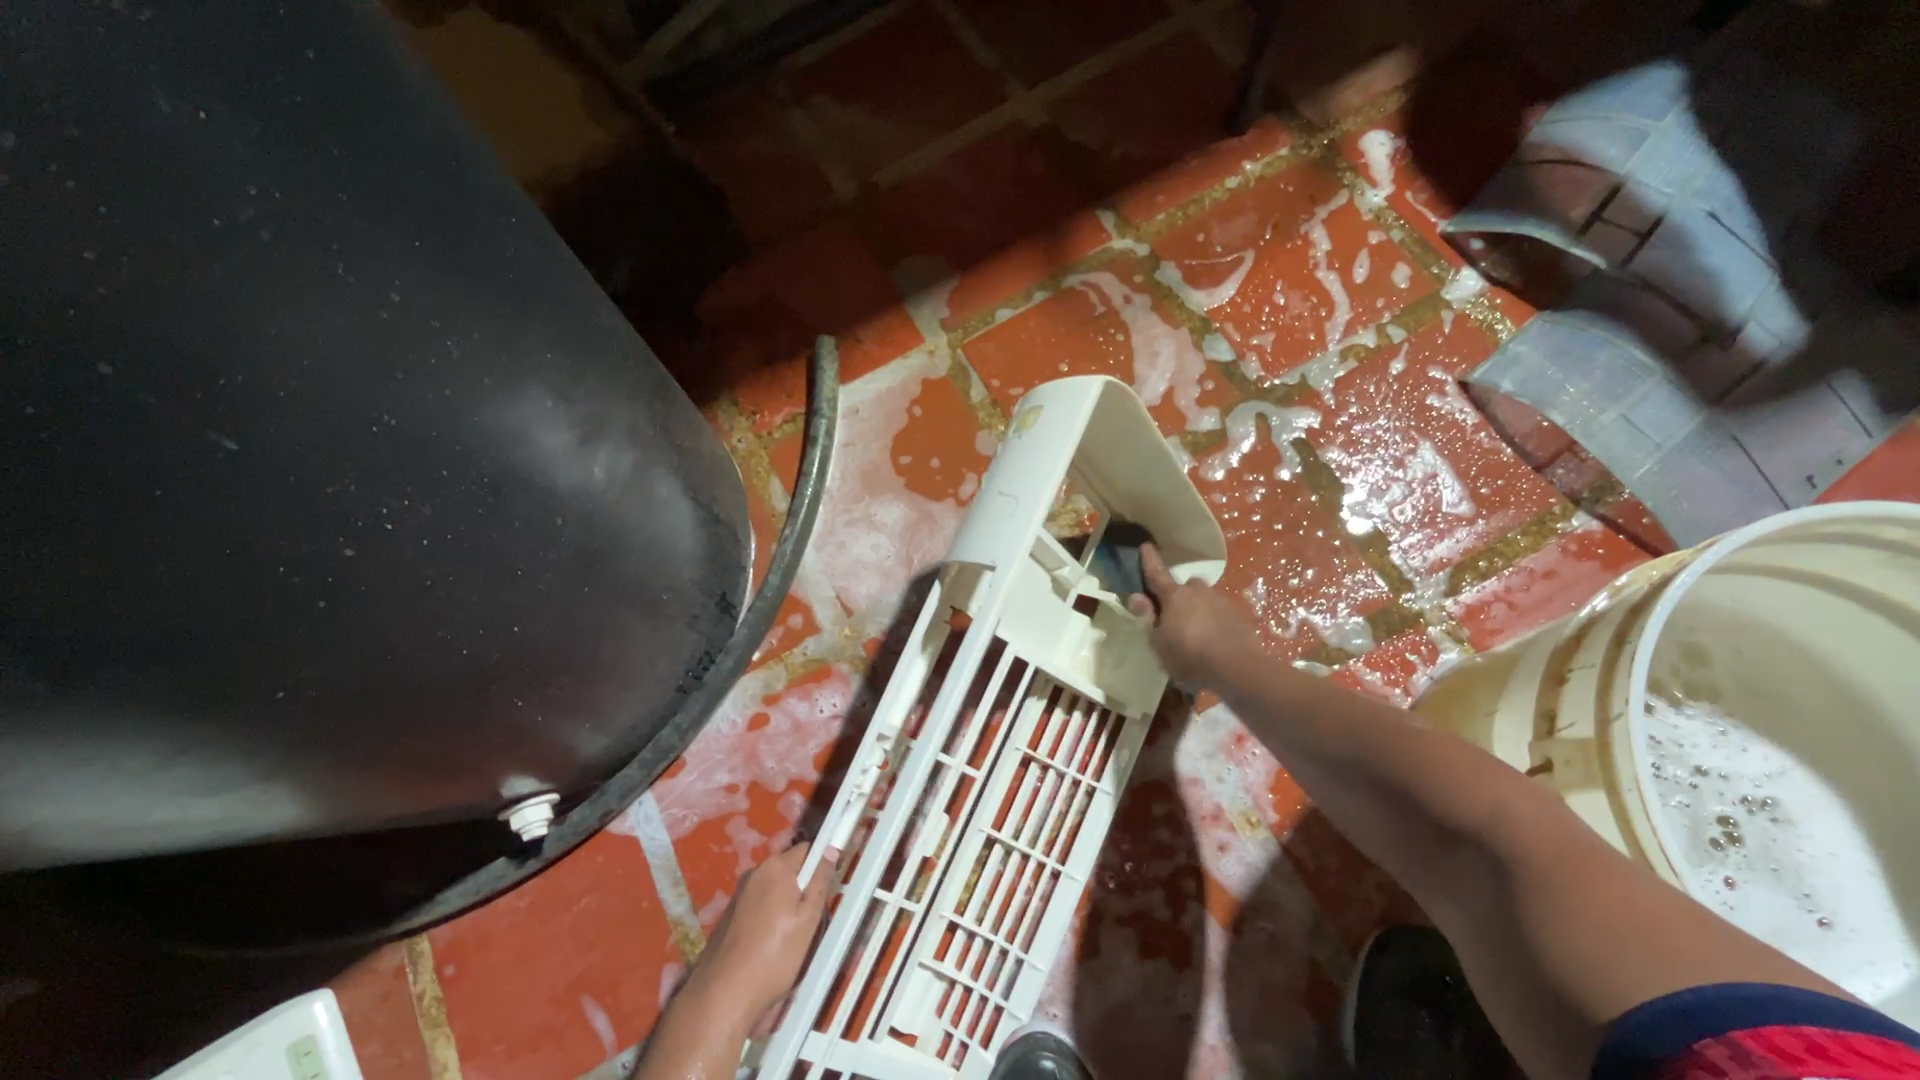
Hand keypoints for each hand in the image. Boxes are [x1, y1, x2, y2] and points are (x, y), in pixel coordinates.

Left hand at [685, 841, 833, 1029]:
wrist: (725, 994)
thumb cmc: (775, 955)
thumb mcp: (808, 919)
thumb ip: (820, 880)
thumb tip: (831, 848)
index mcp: (775, 867)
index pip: (808, 850)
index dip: (822, 865)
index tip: (830, 889)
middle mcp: (754, 873)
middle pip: (790, 871)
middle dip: (804, 889)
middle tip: (814, 921)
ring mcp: (739, 894)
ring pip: (775, 890)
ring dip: (788, 906)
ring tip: (794, 939)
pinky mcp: (730, 915)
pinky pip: (760, 905)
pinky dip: (770, 918)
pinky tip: (772, 947)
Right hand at [1126, 543, 1261, 689]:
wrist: (1237, 667)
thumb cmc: (1189, 656)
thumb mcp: (1158, 643)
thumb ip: (1147, 618)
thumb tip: (1136, 596)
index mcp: (1174, 596)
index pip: (1157, 573)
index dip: (1149, 560)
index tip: (1146, 545)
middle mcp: (1198, 592)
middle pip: (1186, 586)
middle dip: (1180, 595)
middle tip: (1176, 616)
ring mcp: (1221, 601)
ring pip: (1206, 599)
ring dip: (1200, 610)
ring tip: (1198, 634)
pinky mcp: (1239, 616)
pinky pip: (1221, 613)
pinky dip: (1216, 622)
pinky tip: (1216, 641)